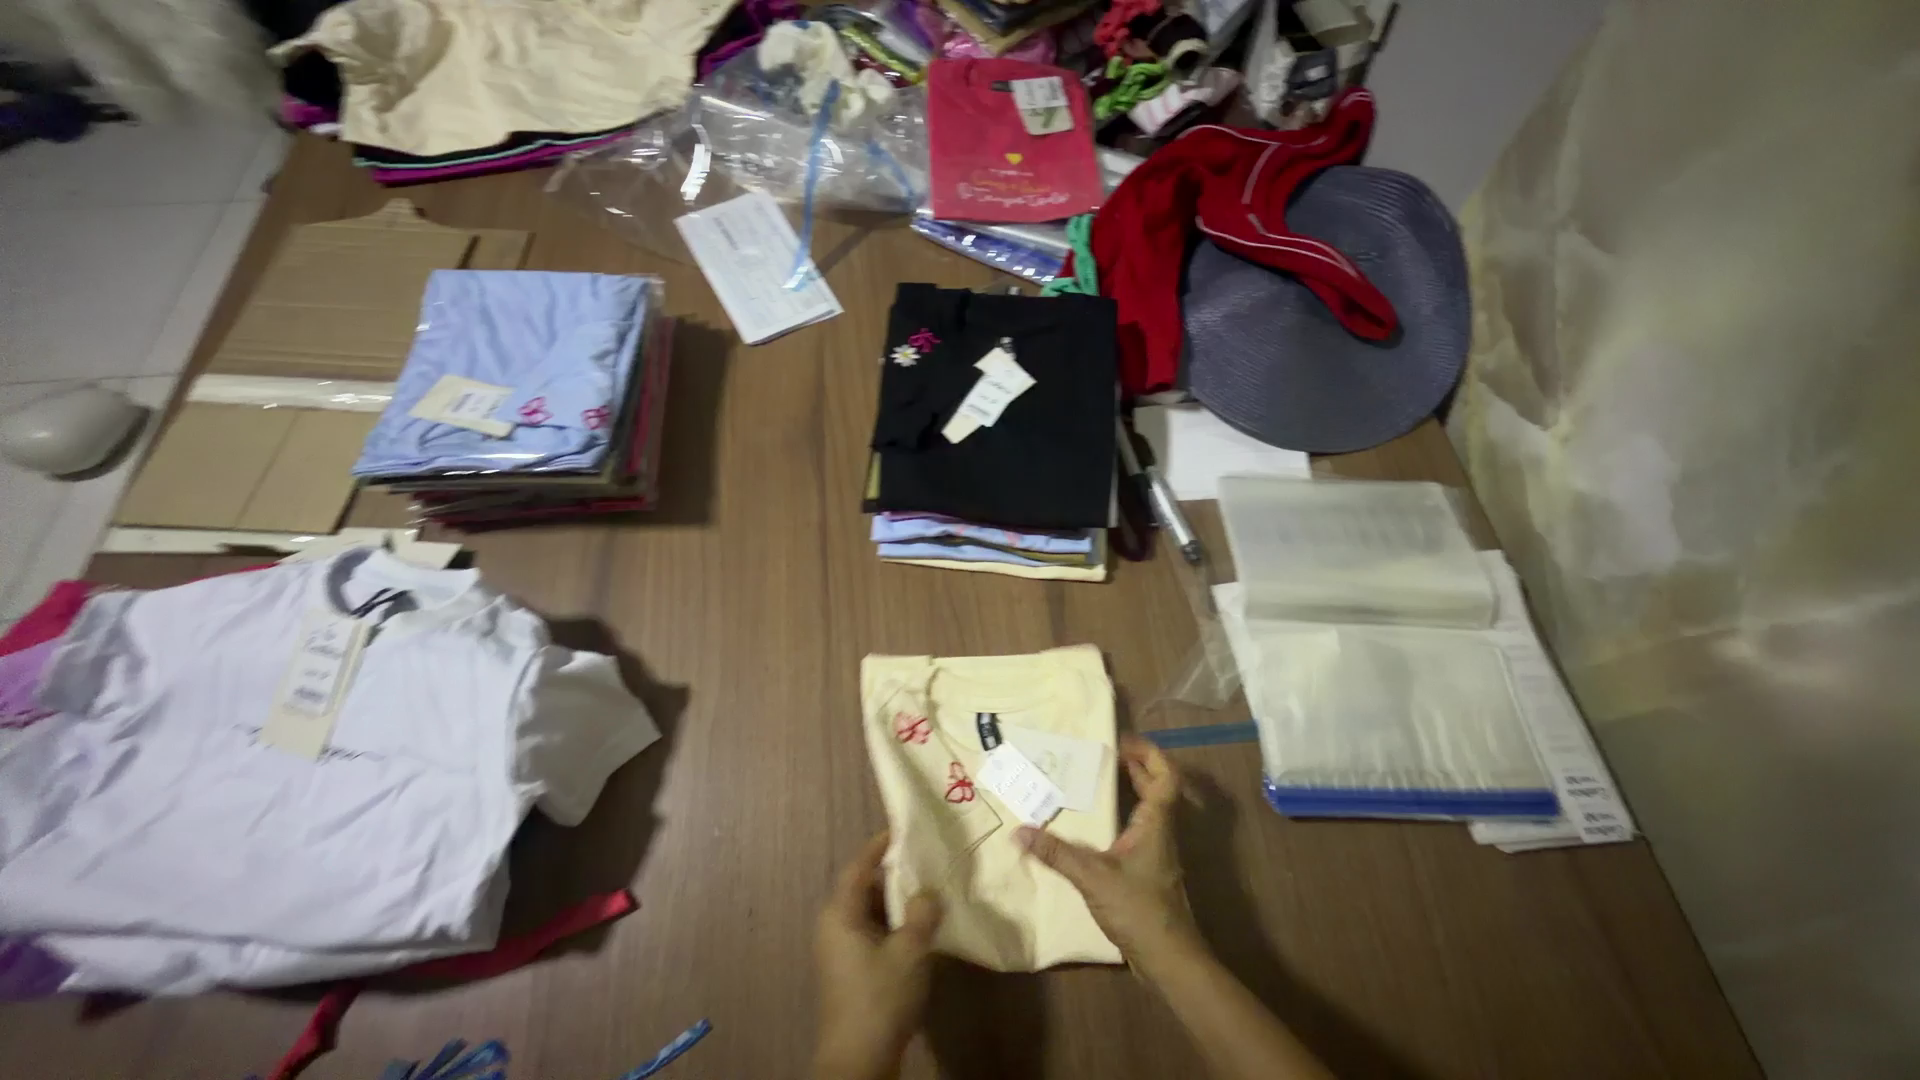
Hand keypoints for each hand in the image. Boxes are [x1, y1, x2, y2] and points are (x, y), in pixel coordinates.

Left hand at [813, 831, 942, 1079]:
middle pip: (864, 887)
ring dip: (897, 903)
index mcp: (840, 912)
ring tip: (930, 892)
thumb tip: (928, 892)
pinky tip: (920, 929)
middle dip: (895, 875)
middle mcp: (834, 925)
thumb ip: (922, 913)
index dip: (880, 845)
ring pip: (870, 912)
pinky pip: (872, 933)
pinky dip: (893, 925)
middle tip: (927, 861)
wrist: (857, 1060)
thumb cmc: (880, 997)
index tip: (903, 828)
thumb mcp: (910, 951)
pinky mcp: (849, 972)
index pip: (859, 865)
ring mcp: (839, 951)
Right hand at [1016, 735, 1199, 965]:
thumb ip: (1056, 853)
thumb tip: (1020, 832)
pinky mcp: (1151, 871)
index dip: (1149, 753)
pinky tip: (1101, 823)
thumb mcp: (1093, 877)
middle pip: (1159, 788)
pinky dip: (1125, 814)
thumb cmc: (1139, 909)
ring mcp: (1159, 852)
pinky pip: (1141, 828)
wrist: (1169, 959)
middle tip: (1103, 754)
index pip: (1166, 776)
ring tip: (1099, 778)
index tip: (1121, 742)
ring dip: (1132, 789)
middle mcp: (1162, 831)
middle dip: (1136, 766)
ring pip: (1151, 809)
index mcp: (1156, 823)